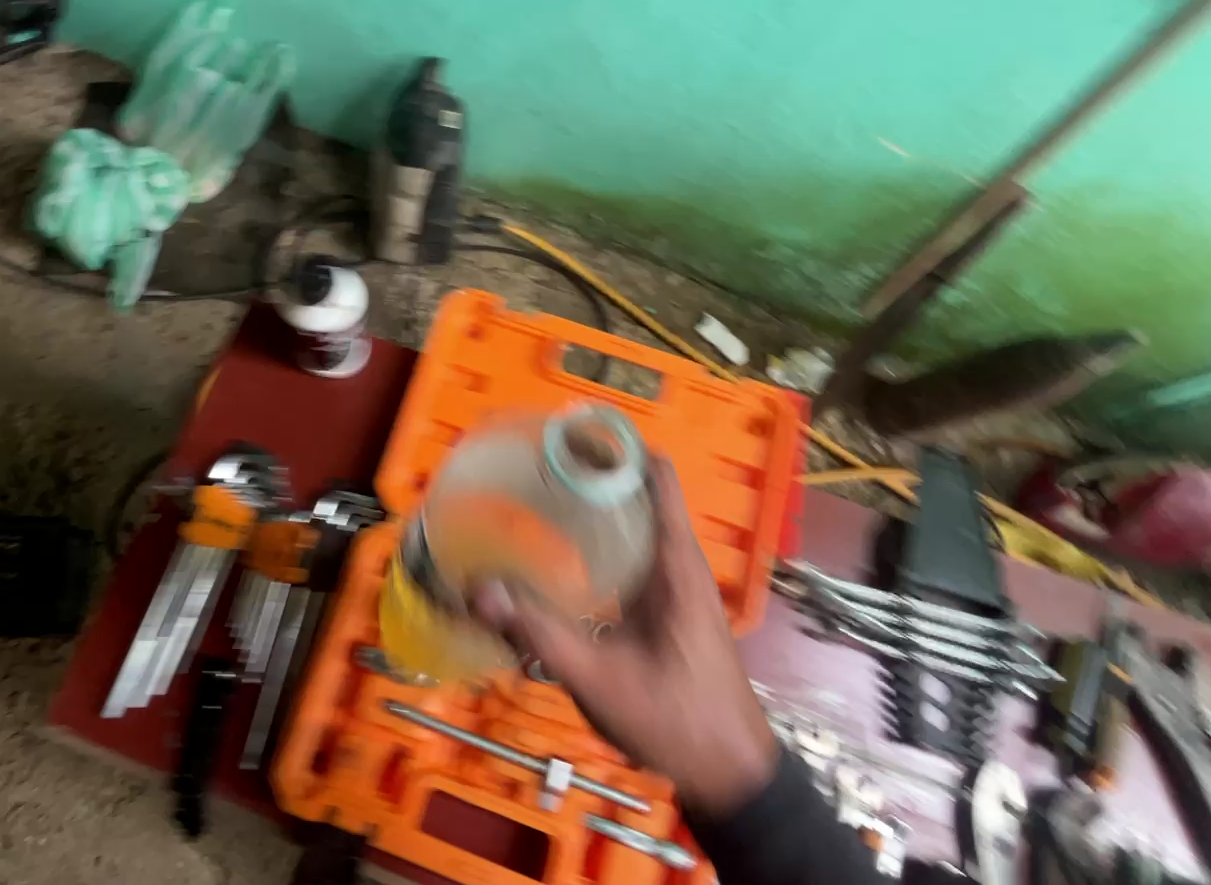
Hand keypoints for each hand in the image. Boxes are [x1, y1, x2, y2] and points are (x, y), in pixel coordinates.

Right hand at [469, 456, 779, 815]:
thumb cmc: (675, 717)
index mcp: (676, 564)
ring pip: (637, 526)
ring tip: (541, 499)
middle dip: (593, 474)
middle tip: (537, 466)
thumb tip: (478, 589)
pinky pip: (634, 556)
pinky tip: (563, 559)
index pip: (657, 478)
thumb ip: (537, 631)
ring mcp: (677, 587)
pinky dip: (602, 543)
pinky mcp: (669, 609)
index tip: (568, 435)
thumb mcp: (599, 677)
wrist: (732, 775)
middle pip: (641, 495)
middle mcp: (680, 564)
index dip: (619, 448)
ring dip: (597, 508)